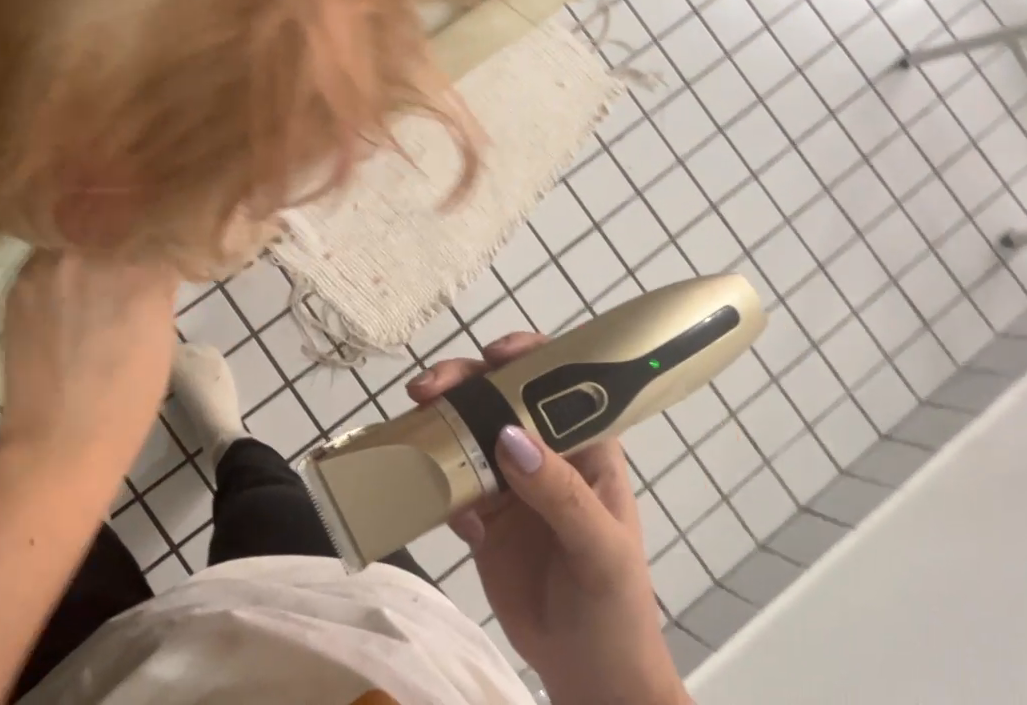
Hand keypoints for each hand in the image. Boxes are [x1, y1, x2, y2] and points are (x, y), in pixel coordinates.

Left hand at [0, 250, 179, 469]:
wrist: (59, 439)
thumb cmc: (127, 398)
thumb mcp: (160, 333)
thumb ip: (155, 285)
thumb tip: (150, 259)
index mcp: (139, 267)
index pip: (152, 228)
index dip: (155, 235)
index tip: (158, 244)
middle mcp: (91, 253)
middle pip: (110, 223)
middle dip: (120, 236)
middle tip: (124, 257)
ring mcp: (47, 265)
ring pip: (73, 236)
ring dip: (85, 246)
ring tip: (91, 273)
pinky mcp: (17, 282)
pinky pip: (45, 260)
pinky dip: (57, 269)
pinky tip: (63, 293)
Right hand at [408, 333, 687, 704]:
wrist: (588, 676)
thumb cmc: (615, 610)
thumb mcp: (600, 550)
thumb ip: (559, 494)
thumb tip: (506, 434)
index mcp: (586, 451)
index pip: (560, 385)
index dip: (529, 357)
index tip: (492, 353)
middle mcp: (543, 456)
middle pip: (498, 398)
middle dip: (463, 382)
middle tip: (425, 390)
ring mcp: (508, 485)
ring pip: (466, 432)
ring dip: (438, 423)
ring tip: (411, 423)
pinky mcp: (480, 516)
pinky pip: (448, 481)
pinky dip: (433, 480)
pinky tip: (440, 503)